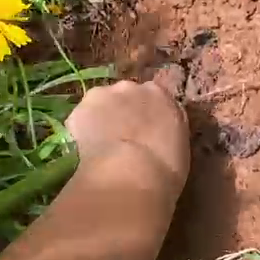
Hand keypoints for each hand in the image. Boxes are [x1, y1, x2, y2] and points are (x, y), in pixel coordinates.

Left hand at [65, 80, 190, 194]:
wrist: (131, 172)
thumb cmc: (166, 167)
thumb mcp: (179, 146)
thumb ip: (167, 131)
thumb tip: (158, 136)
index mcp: (162, 95)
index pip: (154, 98)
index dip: (148, 115)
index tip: (147, 131)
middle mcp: (133, 87)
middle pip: (126, 95)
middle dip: (124, 112)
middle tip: (125, 137)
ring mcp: (104, 96)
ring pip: (101, 104)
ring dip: (102, 118)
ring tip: (102, 145)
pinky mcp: (80, 110)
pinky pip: (80, 119)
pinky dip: (82, 132)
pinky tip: (86, 151)